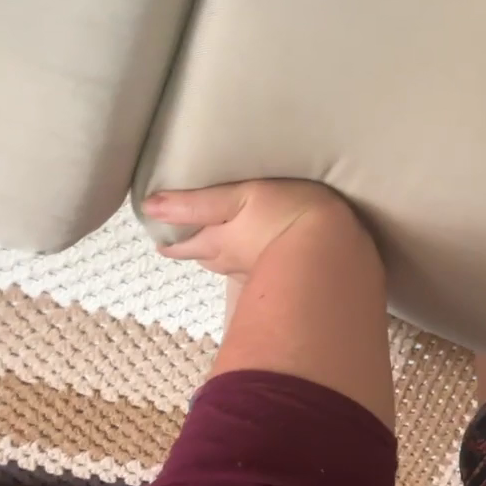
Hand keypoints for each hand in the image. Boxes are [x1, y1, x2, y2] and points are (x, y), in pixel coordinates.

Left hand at [144, 179, 362, 279]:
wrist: (336, 252)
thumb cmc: (289, 215)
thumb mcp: (241, 197)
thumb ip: (197, 203)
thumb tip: (149, 206)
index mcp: (220, 241)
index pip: (187, 244)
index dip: (173, 242)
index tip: (163, 242)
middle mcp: (234, 264)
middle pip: (207, 261)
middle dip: (196, 253)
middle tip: (189, 247)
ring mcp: (262, 279)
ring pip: (233, 272)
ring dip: (224, 266)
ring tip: (224, 257)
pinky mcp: (288, 288)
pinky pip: (264, 281)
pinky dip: (258, 276)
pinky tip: (265, 273)